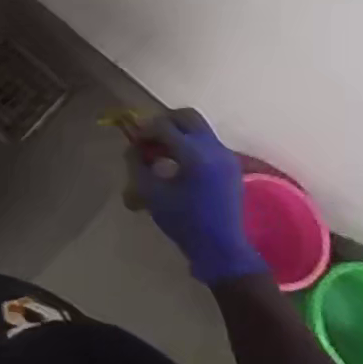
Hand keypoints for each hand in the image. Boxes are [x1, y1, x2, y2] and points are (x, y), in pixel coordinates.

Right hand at [131, 108, 266, 284]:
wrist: (221, 246)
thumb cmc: (183, 222)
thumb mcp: (151, 195)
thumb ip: (137, 166)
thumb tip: (132, 149)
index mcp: (194, 154)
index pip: (165, 126)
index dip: (145, 130)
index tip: (134, 141)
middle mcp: (213, 147)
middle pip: (187, 116)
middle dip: (165, 122)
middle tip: (149, 138)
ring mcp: (225, 155)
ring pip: (199, 128)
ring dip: (178, 133)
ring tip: (162, 152)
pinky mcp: (230, 164)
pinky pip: (207, 142)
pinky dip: (190, 144)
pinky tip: (178, 164)